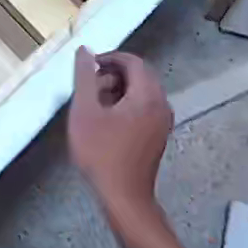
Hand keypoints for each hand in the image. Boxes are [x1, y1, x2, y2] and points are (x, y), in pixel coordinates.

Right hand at [67, 48, 172, 214]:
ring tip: (94, 107)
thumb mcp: (85, 111)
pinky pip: (143, 109)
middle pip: (139, 76)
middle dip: (112, 76)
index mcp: (148, 95)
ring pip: (140, 93)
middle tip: (88, 90)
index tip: (87, 67)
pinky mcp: (158, 136)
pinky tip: (106, 123)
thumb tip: (85, 51)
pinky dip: (125, 106)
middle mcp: (162, 104)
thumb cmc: (101, 153)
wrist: (123, 197)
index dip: (109, 58)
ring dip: (117, 92)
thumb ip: (85, 77)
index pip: (133, 61)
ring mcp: (162, 122)